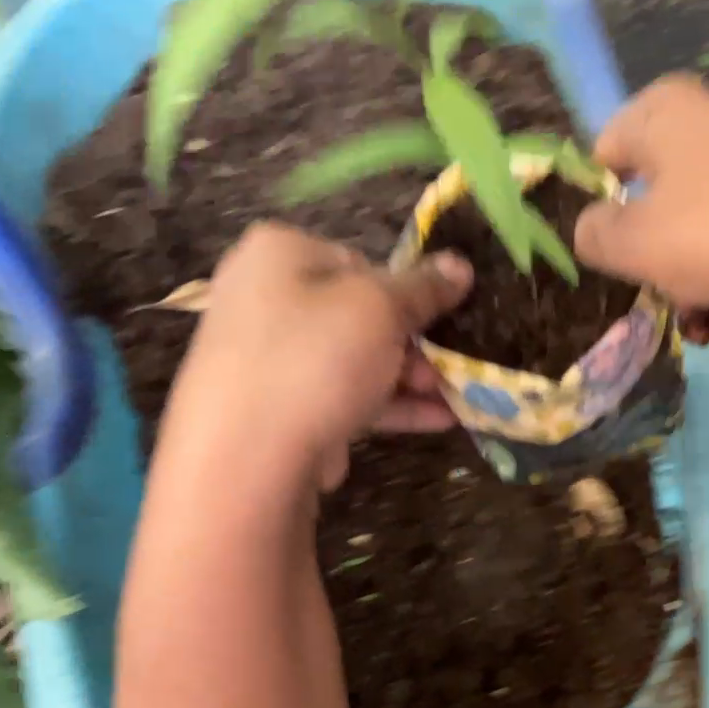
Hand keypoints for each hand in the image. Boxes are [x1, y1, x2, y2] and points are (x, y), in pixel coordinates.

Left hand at [163, 223, 469, 490]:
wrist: (248, 454)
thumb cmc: (315, 359)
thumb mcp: (382, 311)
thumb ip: (424, 289)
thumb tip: (461, 264)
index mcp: (280, 253)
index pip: (360, 261)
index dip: (405, 293)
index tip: (437, 321)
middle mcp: (266, 297)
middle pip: (359, 314)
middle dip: (412, 344)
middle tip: (447, 368)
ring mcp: (271, 356)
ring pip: (356, 360)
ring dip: (409, 378)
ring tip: (451, 399)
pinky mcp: (281, 406)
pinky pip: (345, 397)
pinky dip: (389, 406)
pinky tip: (437, 421)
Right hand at [574, 75, 708, 311]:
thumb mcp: (633, 244)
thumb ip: (595, 236)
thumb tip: (594, 229)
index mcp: (661, 112)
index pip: (605, 157)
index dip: (604, 212)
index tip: (617, 256)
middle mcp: (707, 124)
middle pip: (656, 205)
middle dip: (658, 267)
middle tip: (666, 302)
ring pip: (699, 234)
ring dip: (694, 289)